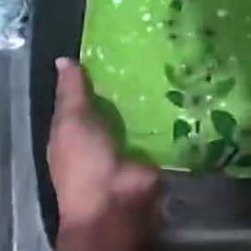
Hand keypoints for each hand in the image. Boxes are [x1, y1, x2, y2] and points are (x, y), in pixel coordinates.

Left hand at [48, 58, 160, 234]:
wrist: (116, 204)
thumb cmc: (84, 161)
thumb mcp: (71, 121)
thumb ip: (71, 92)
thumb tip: (63, 59)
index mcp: (74, 131)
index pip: (85, 96)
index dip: (96, 74)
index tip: (118, 46)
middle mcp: (102, 137)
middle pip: (116, 105)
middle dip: (131, 84)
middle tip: (154, 52)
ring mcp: (130, 146)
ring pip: (142, 115)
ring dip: (155, 99)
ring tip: (175, 66)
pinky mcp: (155, 154)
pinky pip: (163, 130)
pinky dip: (173, 117)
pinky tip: (187, 93)